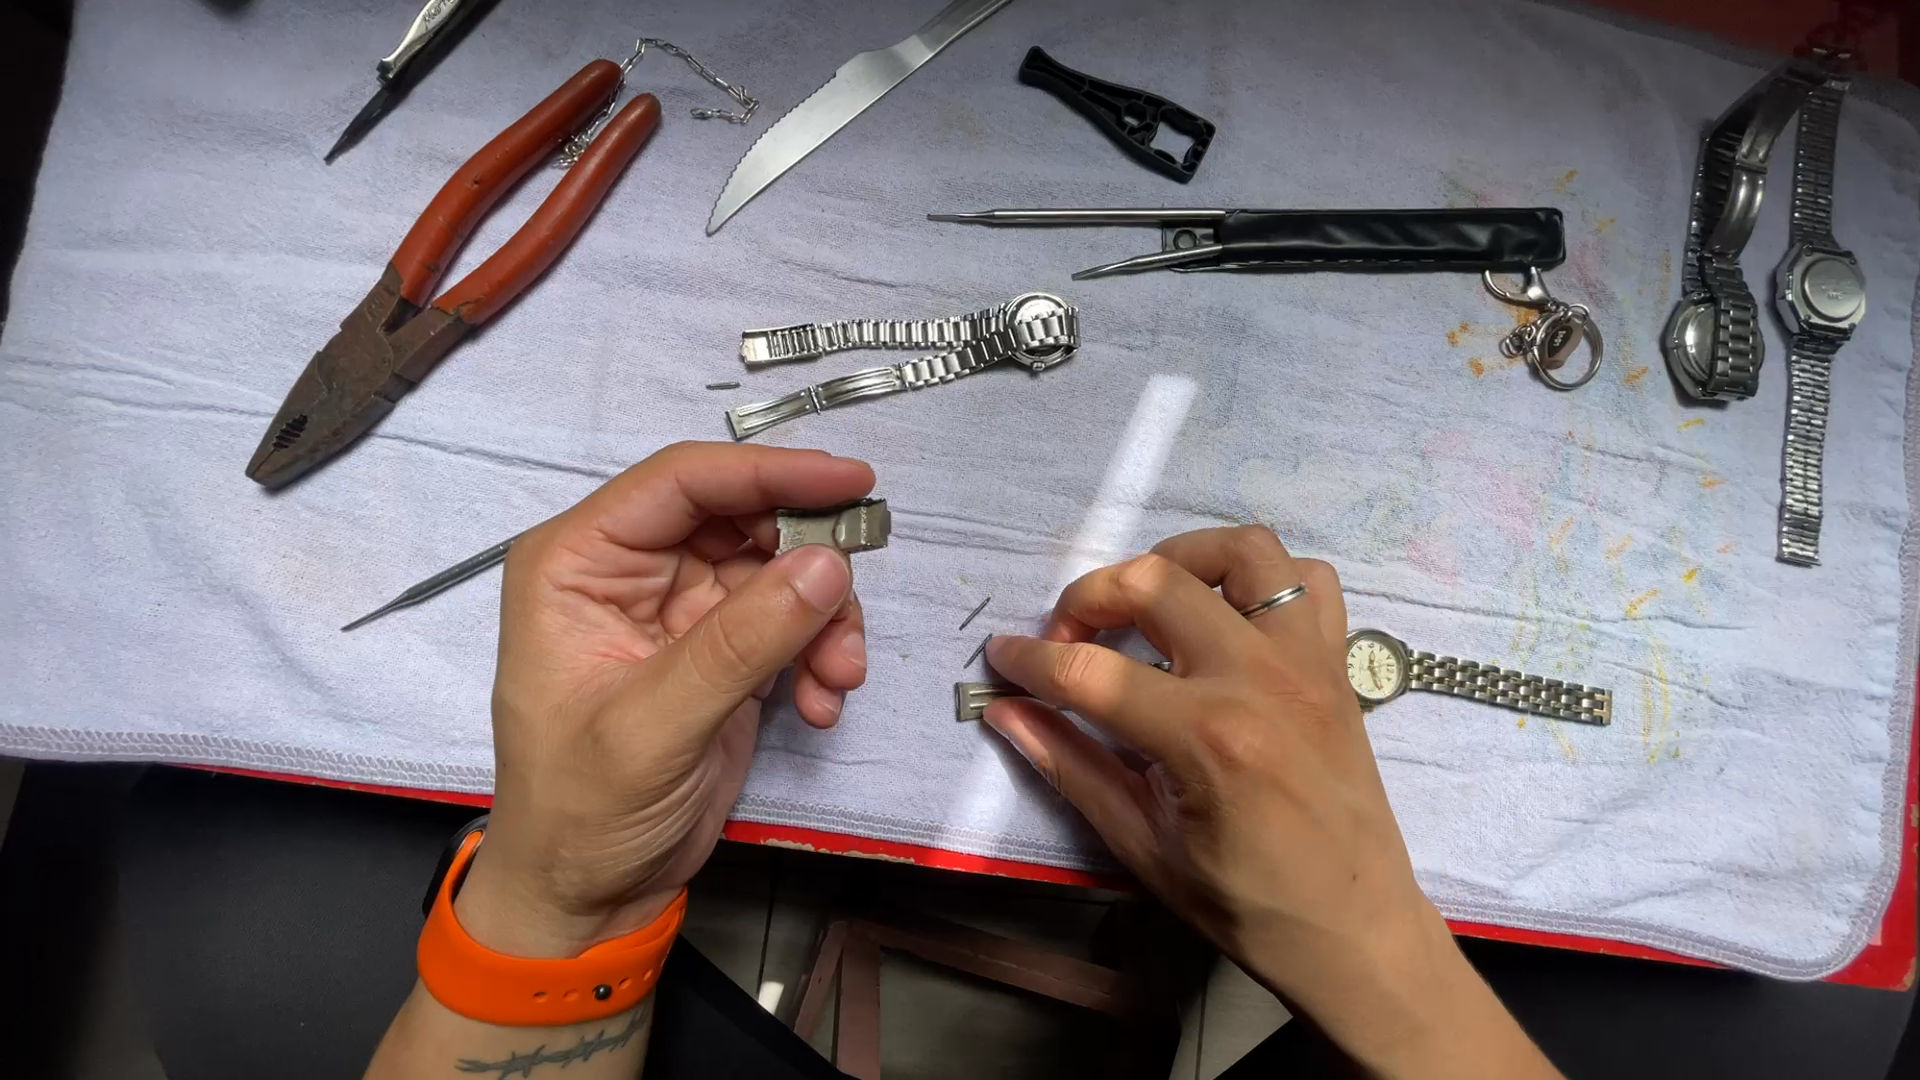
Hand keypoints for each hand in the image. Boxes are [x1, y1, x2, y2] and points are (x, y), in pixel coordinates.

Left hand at [453, 443, 874, 958]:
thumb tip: (830, 564)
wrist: (595, 895)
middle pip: (746, 521)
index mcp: (584, 561)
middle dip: (808, 562)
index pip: (684, 482)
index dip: (770, 472)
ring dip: (823, 621)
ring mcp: (689, 608)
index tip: (851, 480)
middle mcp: (637, 570)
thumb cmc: (585, 812)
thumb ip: (742, 642)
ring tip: (838, 678)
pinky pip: (794, 621)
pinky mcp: (729, 647)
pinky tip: (819, 704)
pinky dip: (819, 655)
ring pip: (783, 572)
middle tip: (850, 602)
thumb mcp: (655, 727)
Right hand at [981, 526, 1557, 1078]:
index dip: (1031, 661)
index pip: (1091, 673)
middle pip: (1154, 583)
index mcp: (1207, 739)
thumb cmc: (1245, 903)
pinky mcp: (1335, 661)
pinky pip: (1307, 577)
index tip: (1001, 657)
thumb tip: (1005, 713)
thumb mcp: (1141, 846)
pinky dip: (1258, 577)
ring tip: (1147, 600)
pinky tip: (1224, 612)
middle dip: (1088, 597)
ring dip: (1177, 559)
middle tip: (1069, 638)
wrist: (1359, 933)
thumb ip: (1069, 767)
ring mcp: (1306, 660)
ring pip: (1242, 550)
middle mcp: (1259, 679)